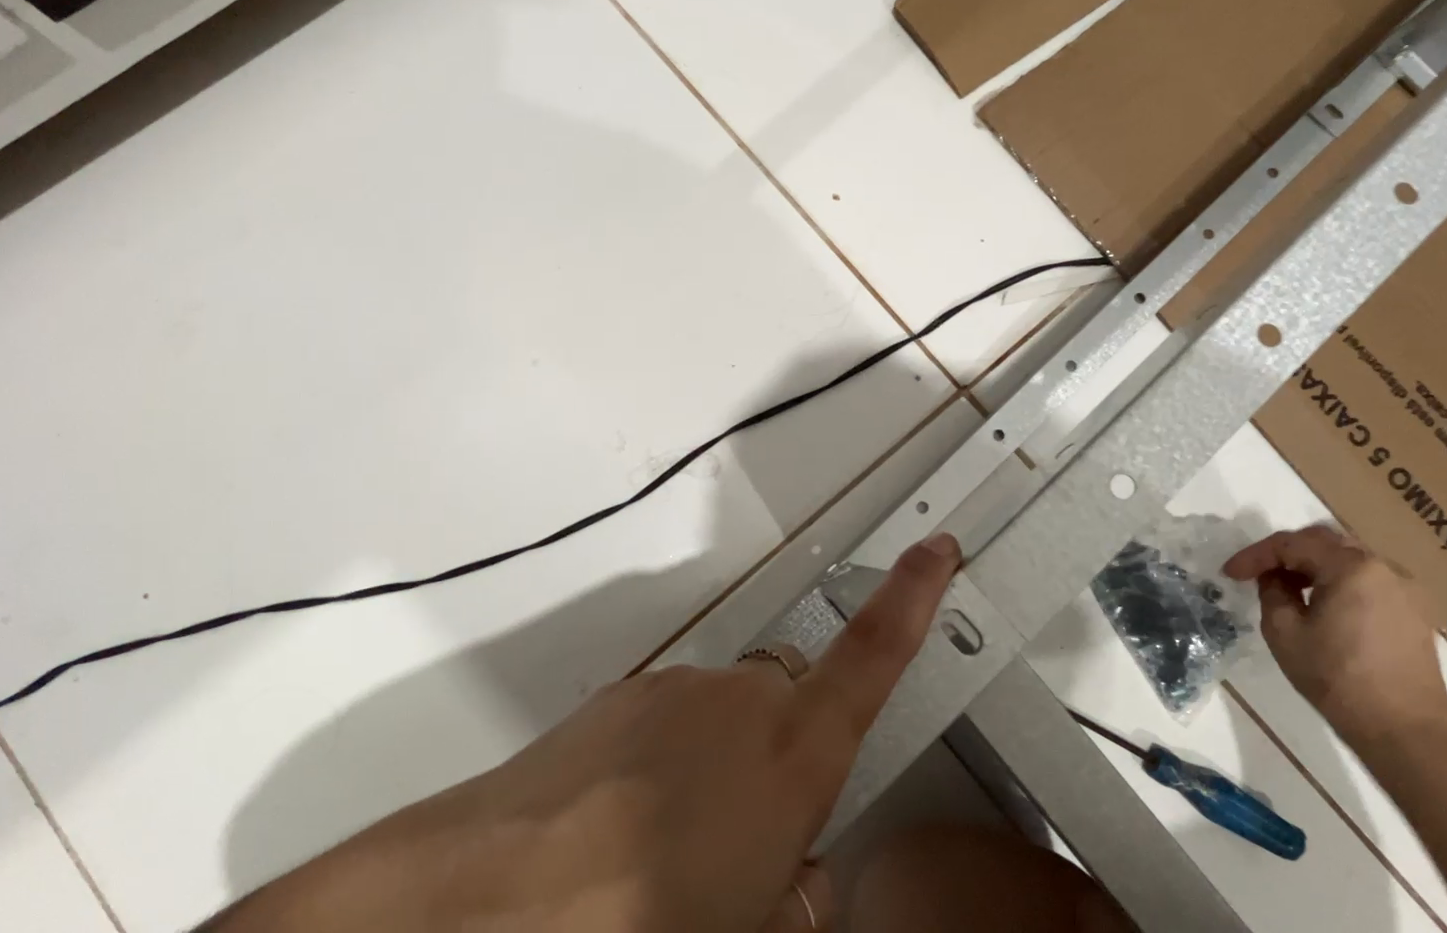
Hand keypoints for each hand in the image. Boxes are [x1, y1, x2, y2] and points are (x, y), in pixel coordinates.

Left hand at [210, 533, 963, 932]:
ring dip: (720, 759)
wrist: (512, 890)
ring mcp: (678, 689)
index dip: (912, 596)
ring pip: (728, 711)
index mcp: (796, 750)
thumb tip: (802, 873)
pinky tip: (628, 817)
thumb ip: (805, 888)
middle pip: (793, 697)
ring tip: (676, 840)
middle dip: (788, 746)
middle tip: (752, 833)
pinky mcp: (624, 695)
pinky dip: (666, 756)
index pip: (874, 654)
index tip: (934, 551)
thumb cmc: (652, 911)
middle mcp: (742, 700)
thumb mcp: (764, 922)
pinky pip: (671, 717)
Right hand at [1224, 526, 1446, 748]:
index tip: (1229, 573)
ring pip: (1350, 559)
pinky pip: (1370, 580)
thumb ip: (1272, 592)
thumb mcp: (1284, 632)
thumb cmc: (1336, 677)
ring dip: (1315, 567)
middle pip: (1326, 542)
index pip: (1292, 544)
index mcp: (1352, 567)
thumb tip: (1274, 578)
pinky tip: (1324, 606)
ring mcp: (1407, 589)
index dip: (1255, 555)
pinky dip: (1340, 582)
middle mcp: (1385, 567)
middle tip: (1259, 573)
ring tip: (1289, 590)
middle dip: (1287, 553)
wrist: (1403, 727)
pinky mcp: (1417, 611)